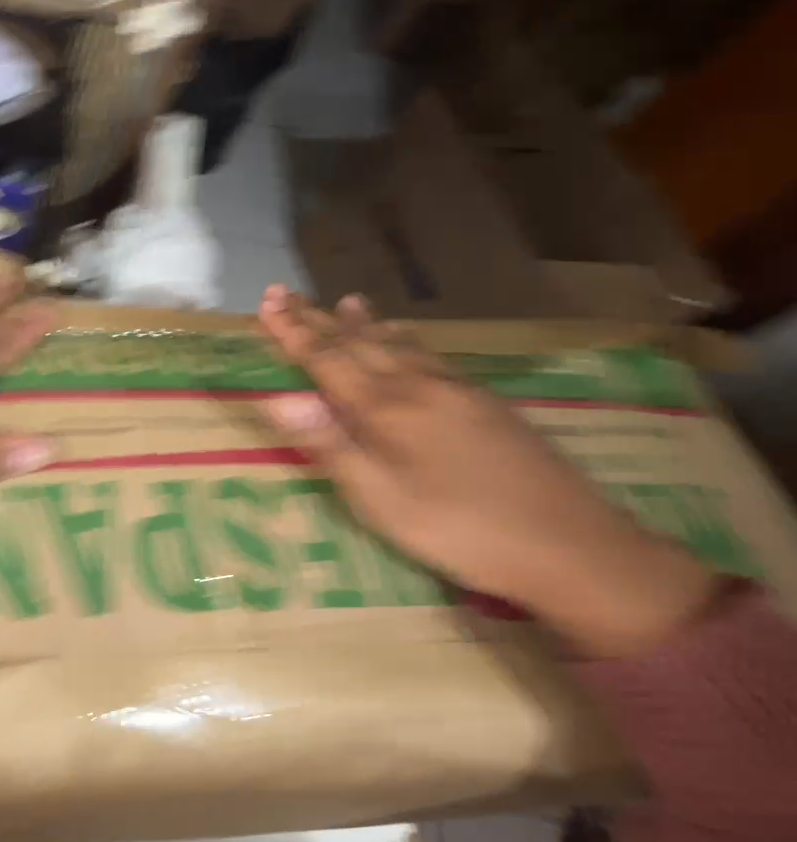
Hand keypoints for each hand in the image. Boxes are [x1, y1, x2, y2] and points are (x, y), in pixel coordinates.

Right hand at [255, 286, 719, 658]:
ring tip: (345, 301)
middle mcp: (420, 387)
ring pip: (400, 345)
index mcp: (387, 409)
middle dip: (317, 318)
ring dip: (365, 323)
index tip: (265, 303)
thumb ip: (329, 444)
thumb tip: (277, 398)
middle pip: (360, 343)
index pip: (327, 359)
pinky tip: (408, 339)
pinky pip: (431, 356)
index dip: (292, 332)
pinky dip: (406, 339)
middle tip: (285, 292)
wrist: (576, 549)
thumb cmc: (458, 529)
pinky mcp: (488, 405)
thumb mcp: (379, 498)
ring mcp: (460, 392)